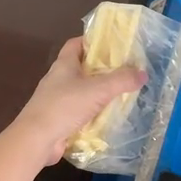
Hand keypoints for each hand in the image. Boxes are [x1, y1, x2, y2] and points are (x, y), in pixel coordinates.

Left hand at [12, 36, 146, 165]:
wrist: (37, 139)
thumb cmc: (64, 106)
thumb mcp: (98, 89)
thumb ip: (121, 80)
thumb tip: (143, 74)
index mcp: (64, 65)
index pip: (76, 44)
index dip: (93, 41)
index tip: (113, 45)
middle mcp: (59, 80)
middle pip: (82, 68)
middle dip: (102, 69)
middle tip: (125, 71)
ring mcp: (58, 101)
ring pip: (82, 92)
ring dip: (99, 93)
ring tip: (123, 94)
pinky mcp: (60, 120)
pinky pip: (80, 112)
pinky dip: (94, 113)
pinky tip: (110, 117)